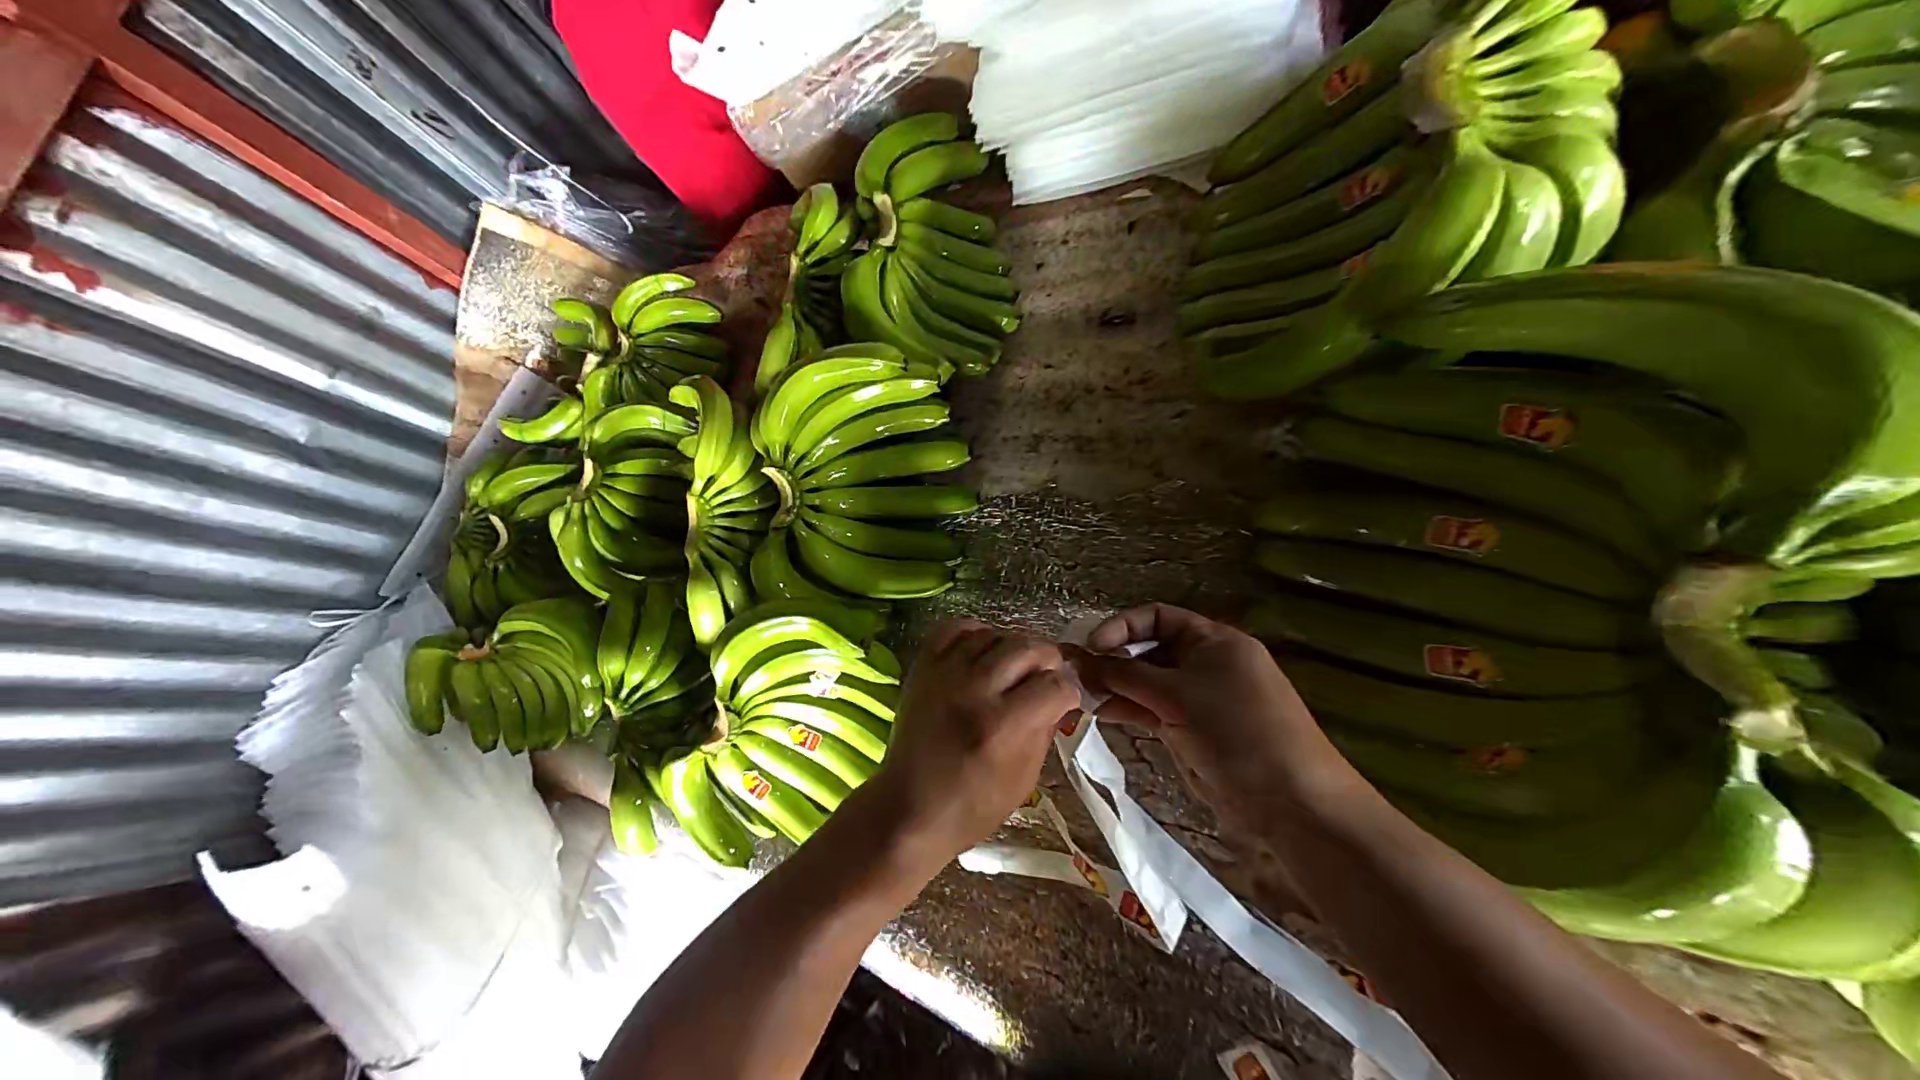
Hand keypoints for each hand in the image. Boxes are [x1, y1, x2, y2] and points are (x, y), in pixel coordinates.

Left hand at [868, 619, 1078, 869]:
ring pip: (995, 634)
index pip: (1056, 684)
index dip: (1069, 692)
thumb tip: (1060, 695)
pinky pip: (956, 629)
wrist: (909, 806)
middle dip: (1049, 662)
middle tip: (1045, 679)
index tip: (1065, 700)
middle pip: (1029, 648)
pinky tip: (983, 654)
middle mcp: (974, 691)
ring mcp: (945, 674)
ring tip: (1013, 670)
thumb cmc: (971, 805)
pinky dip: (976, 635)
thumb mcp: (1024, 777)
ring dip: (1013, 649)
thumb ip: (1045, 728)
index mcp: (1002, 726)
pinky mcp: (923, 667)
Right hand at [1071, 604, 1363, 825]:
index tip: (1091, 646)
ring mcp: (1198, 698)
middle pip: (1149, 649)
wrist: (1291, 799)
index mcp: (1213, 640)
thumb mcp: (1177, 695)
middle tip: (1078, 674)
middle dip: (1113, 658)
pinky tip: (1099, 713)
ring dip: (1116, 687)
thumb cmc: (1237, 730)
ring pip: (1147, 683)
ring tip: (1081, 696)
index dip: (1122, 626)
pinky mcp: (1192, 729)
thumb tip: (1082, 661)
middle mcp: (1205, 663)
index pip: (1158, 617)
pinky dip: (1128, 709)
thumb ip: (1125, 675)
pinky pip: (1152, 709)